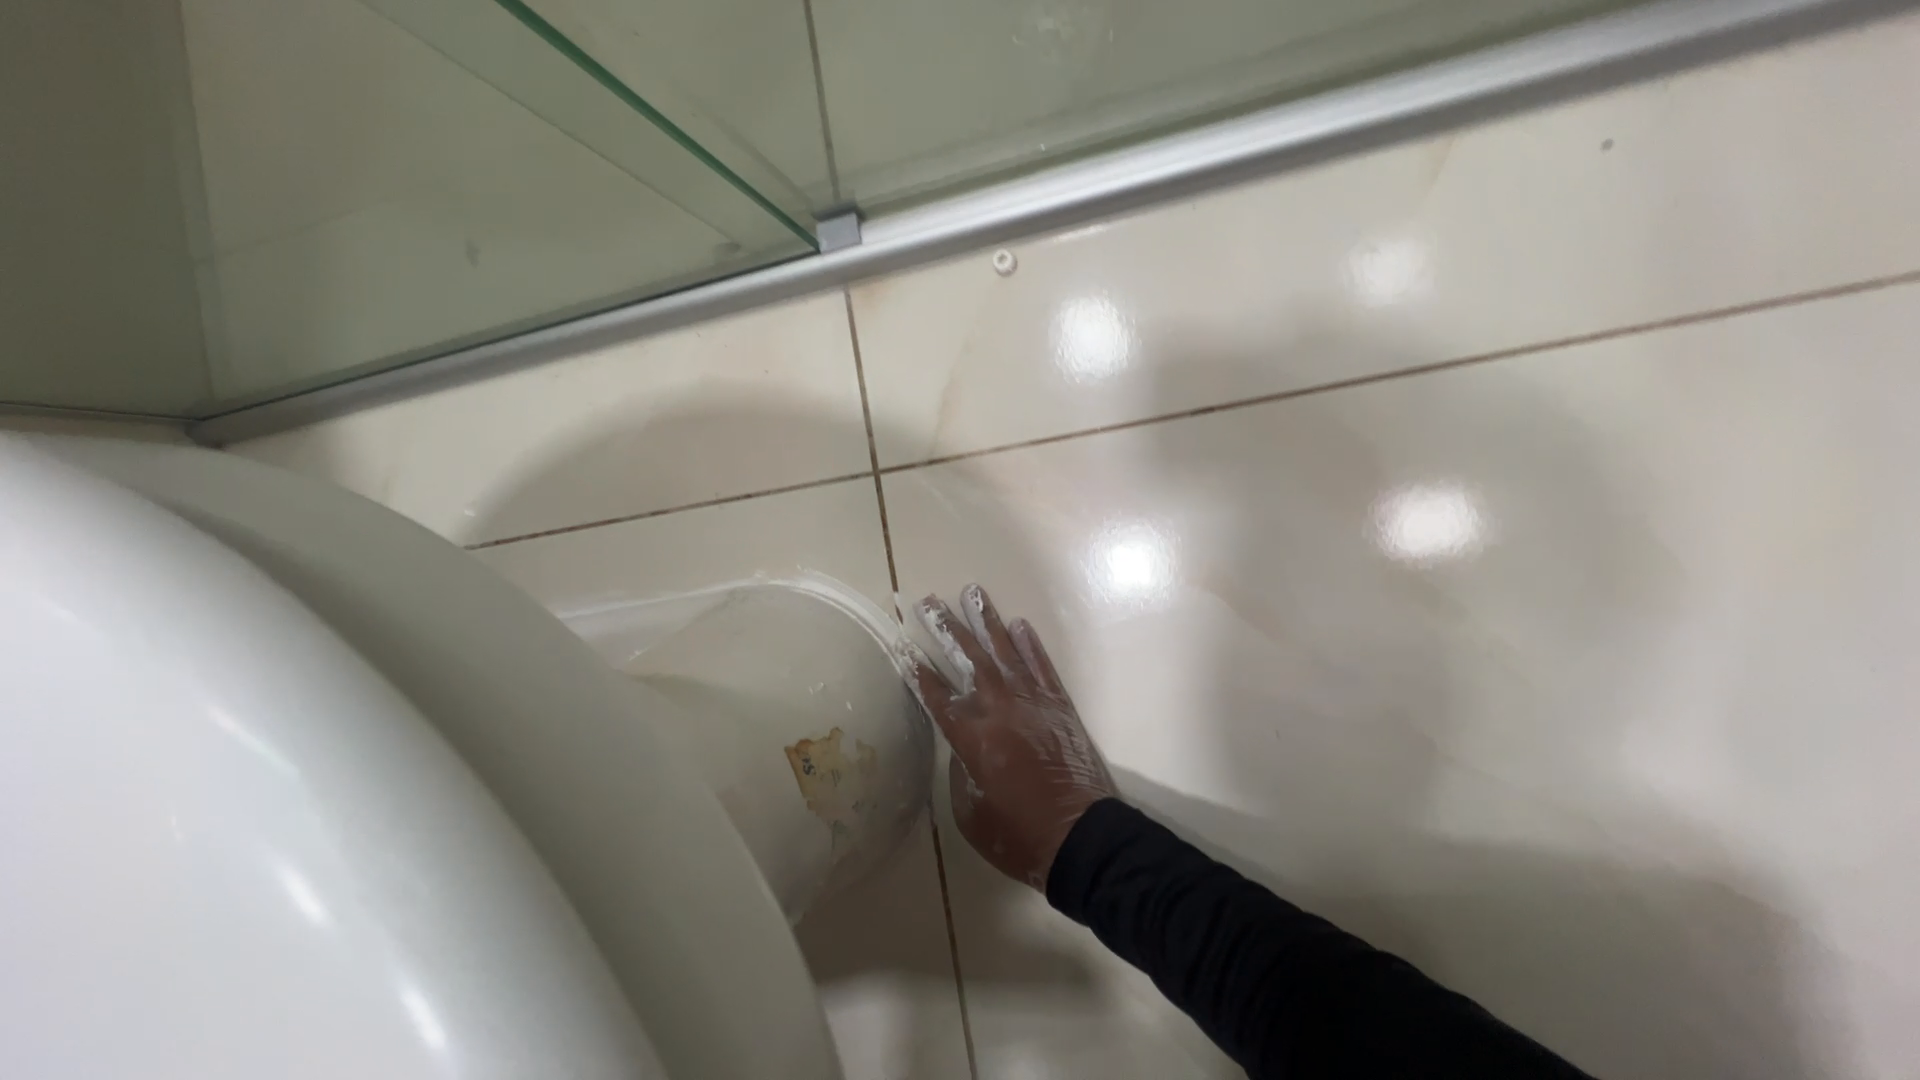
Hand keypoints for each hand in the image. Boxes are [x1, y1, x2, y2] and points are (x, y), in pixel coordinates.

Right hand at [906, 584, 1116, 889]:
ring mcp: (1034, 704)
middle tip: (929, 601)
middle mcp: (1001, 711)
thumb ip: (962, 772)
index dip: (917, 669)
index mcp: (974, 739)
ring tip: (972, 592)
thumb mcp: (971, 813)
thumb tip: (965, 748)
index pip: (937, 695)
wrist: (1082, 839)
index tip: (902, 642)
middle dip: (947, 628)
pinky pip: (1042, 667)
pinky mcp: (1060, 707)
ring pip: (1006, 653)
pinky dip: (1030, 645)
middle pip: (969, 661)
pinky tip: (1019, 625)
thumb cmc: (1019, 835)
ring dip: (988, 622)